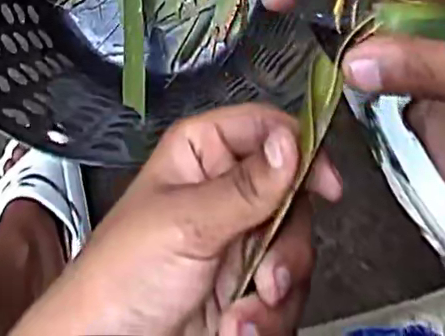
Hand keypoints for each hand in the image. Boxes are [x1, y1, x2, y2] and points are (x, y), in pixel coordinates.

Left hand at [12, 104, 342, 335]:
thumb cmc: (119, 273)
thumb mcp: (186, 223)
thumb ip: (245, 187)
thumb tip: (290, 142)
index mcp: (201, 152)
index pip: (263, 129)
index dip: (299, 148)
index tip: (325, 181)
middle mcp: (223, 190)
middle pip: (291, 195)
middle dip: (287, 242)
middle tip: (269, 269)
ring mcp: (236, 241)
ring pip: (294, 250)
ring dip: (276, 290)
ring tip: (243, 311)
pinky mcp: (244, 288)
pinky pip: (285, 296)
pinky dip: (267, 320)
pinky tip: (235, 327)